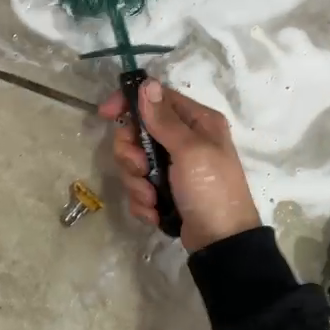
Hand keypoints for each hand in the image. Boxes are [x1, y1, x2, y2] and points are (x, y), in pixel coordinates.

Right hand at [99, 79, 261, 252]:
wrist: (222, 245)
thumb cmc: (211, 190)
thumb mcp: (190, 151)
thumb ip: (164, 119)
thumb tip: (147, 83)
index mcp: (196, 122)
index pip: (155, 98)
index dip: (129, 103)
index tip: (106, 113)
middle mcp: (183, 140)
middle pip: (137, 131)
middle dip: (131, 152)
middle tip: (140, 167)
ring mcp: (172, 167)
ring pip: (133, 160)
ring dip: (136, 180)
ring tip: (151, 197)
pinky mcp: (163, 190)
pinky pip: (138, 185)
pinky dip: (142, 199)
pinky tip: (155, 211)